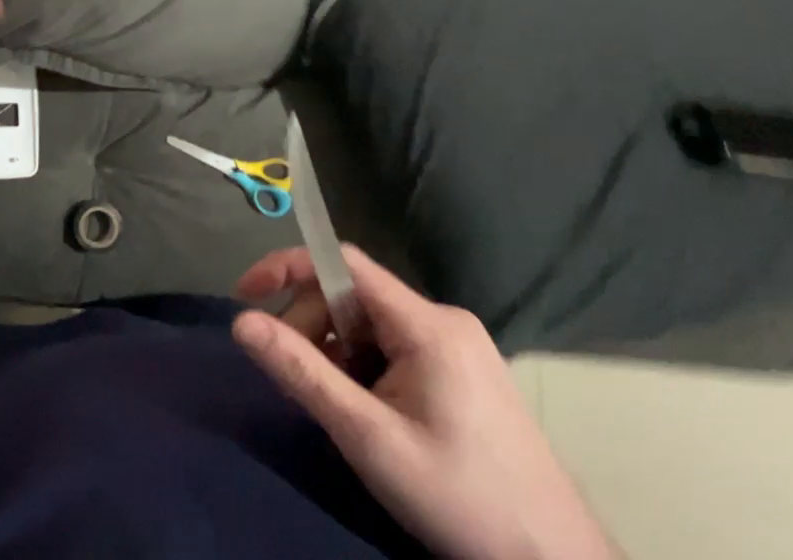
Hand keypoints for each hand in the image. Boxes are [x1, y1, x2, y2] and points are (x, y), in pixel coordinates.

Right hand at [232, 247, 619, 559]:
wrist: (552, 559)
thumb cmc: (457, 496)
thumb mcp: (366, 435)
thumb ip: (302, 372)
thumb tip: (240, 321)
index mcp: (428, 325)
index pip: (342, 263)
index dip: (286, 268)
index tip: (243, 297)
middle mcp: (444, 321)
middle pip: (351, 296)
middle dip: (309, 327)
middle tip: (296, 383)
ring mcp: (457, 346)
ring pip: (367, 325)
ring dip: (334, 354)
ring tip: (337, 410)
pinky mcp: (460, 371)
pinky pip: (390, 347)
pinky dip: (360, 369)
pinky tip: (365, 413)